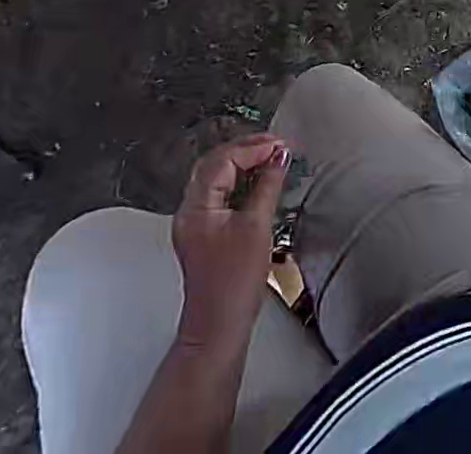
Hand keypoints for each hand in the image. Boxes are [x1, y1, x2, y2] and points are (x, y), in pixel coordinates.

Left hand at [171, 134, 290, 348]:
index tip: (280, 145)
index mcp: (196, 206)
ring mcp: (195, 220)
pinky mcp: (204, 230)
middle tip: (276, 145)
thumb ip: (268, 186)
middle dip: (246, 149)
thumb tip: (279, 157)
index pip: (223, 161)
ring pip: (216, 176)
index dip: (253, 149)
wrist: (219, 325)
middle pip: (215, 163)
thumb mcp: (257, 226)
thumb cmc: (234, 282)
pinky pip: (219, 192)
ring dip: (243, 162)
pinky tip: (258, 179)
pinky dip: (239, 179)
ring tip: (271, 157)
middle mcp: (190, 209)